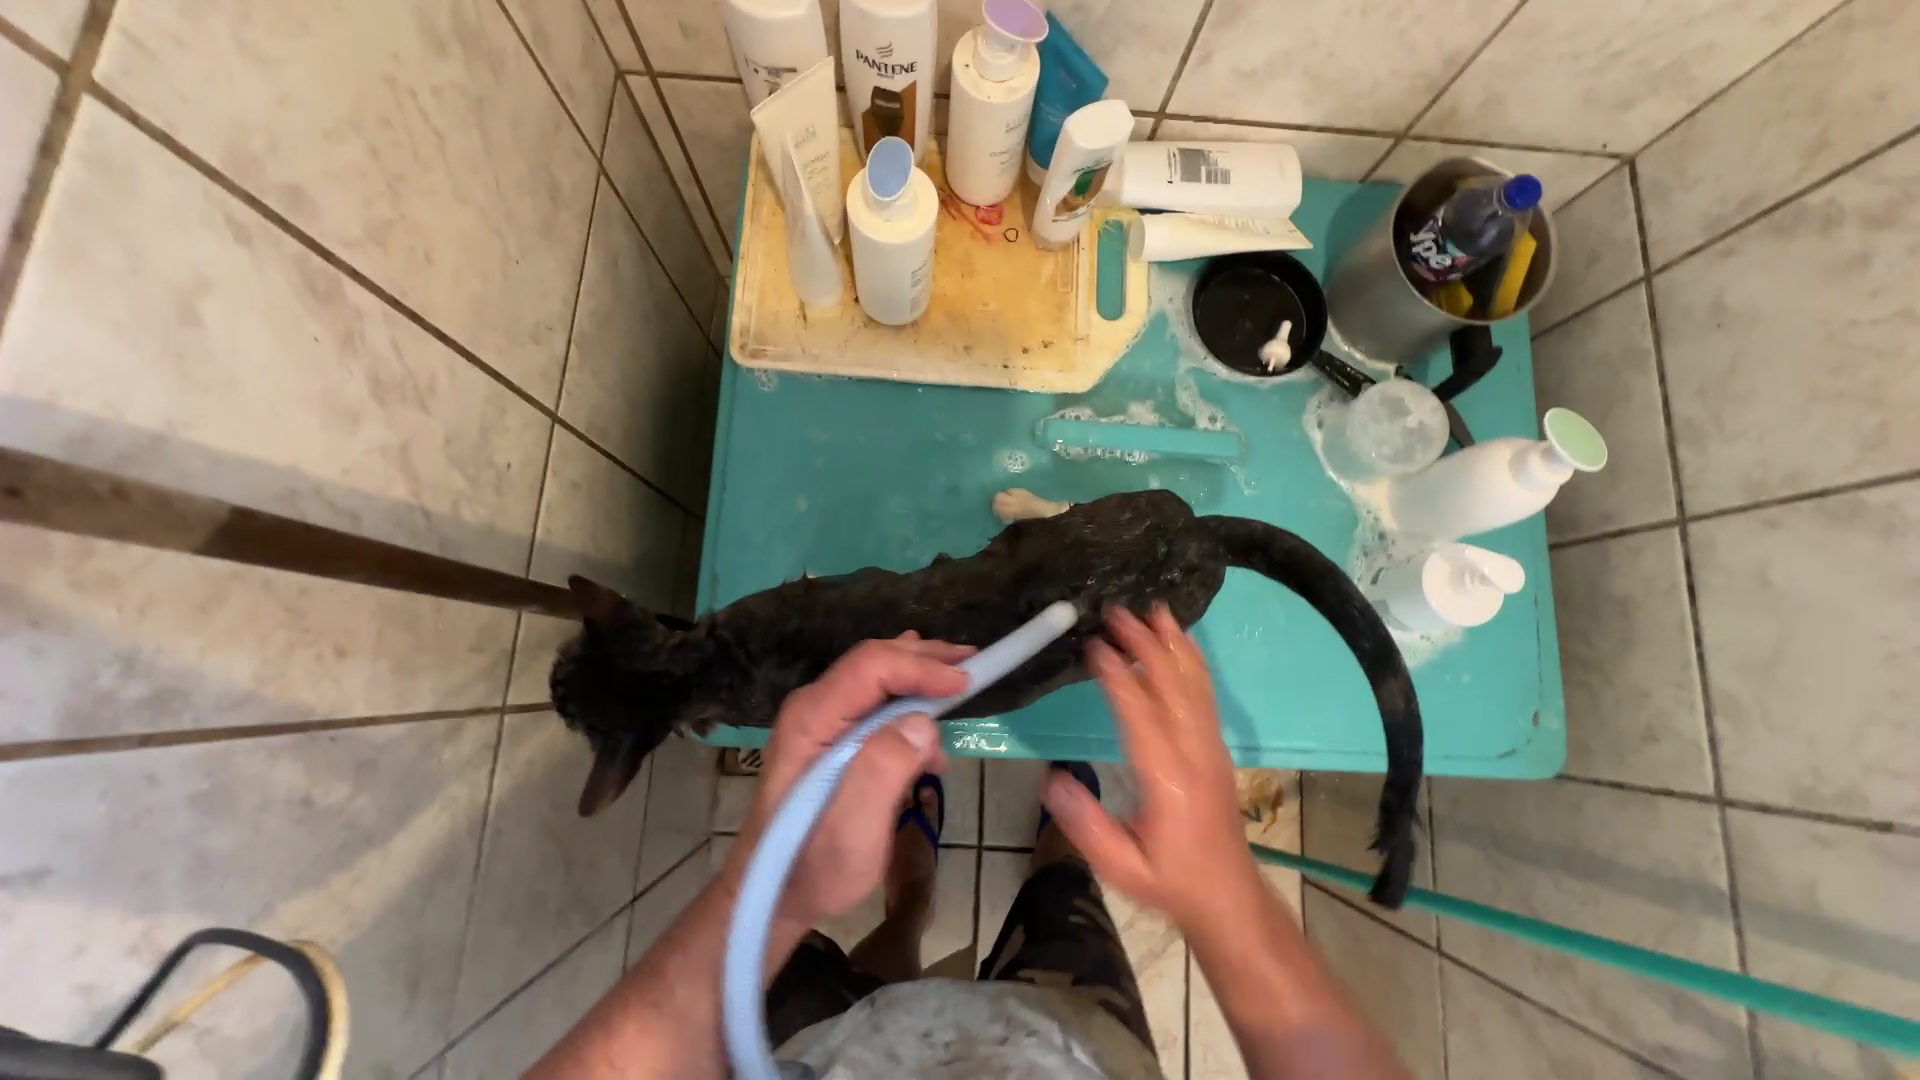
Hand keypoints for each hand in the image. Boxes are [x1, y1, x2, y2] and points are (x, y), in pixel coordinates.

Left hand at [725, 633, 971, 929]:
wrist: (773, 894)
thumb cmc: (812, 868)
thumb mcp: (851, 831)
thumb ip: (882, 771)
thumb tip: (924, 722)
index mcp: (812, 720)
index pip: (871, 666)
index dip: (921, 667)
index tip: (965, 682)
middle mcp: (813, 708)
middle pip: (875, 662)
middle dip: (927, 659)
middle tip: (975, 662)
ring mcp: (820, 721)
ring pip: (877, 679)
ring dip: (921, 677)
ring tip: (959, 684)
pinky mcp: (831, 738)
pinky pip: (875, 704)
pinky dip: (909, 704)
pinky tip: (930, 726)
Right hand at [1040, 605, 1260, 930]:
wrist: (1227, 896)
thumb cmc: (1168, 879)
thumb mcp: (1119, 866)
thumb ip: (1085, 823)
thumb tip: (1051, 777)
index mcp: (1167, 779)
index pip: (1141, 715)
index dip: (1118, 676)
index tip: (1095, 645)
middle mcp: (1194, 754)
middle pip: (1172, 686)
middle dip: (1146, 644)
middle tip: (1119, 611)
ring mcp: (1211, 748)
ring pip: (1195, 684)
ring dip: (1174, 644)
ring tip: (1156, 610)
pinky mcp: (1217, 748)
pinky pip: (1208, 695)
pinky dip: (1195, 662)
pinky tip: (1184, 642)